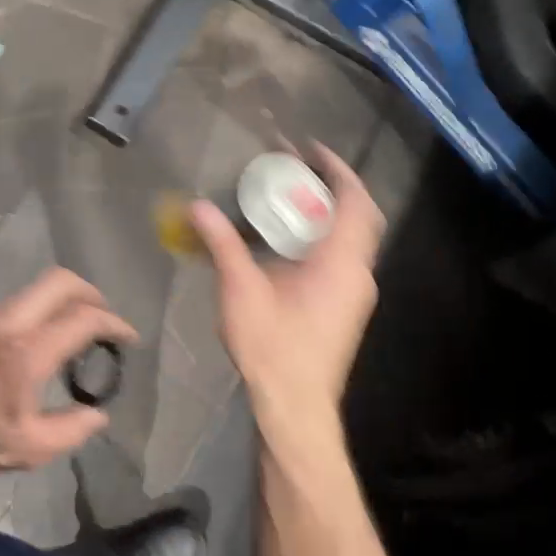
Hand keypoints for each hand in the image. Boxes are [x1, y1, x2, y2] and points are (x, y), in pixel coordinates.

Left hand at [0, 268, 139, 475]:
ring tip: (78, 330)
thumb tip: (97, 414)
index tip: (128, 338)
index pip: (82, 318)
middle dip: (91, 293)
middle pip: (59, 281)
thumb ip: (73, 429)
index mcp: (27, 354)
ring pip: (36, 288)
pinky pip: (19, 302)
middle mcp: (9, 324)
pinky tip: (46, 340)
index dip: (114, 323)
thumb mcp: (30, 448)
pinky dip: (42, 309)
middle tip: (105, 320)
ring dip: (64, 299)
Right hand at [191, 146, 384, 439]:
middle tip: (294, 171)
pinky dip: (319, 238)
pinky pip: (340, 258)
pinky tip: (284, 243)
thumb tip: (197, 206)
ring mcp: (354, 293)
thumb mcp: (241, 291)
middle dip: (330, 188)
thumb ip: (223, 245)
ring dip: (324, 215)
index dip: (336, 170)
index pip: (354, 202)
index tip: (309, 150)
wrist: (295, 404)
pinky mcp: (344, 308)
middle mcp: (358, 273)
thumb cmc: (272, 346)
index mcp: (341, 263)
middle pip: (357, 217)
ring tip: (286, 200)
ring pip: (349, 239)